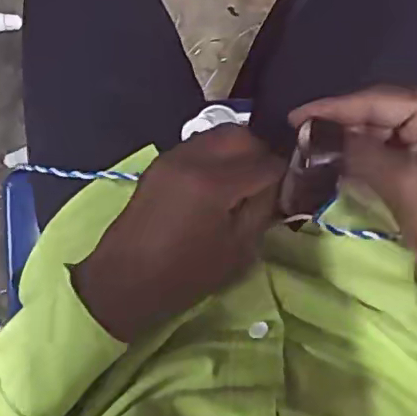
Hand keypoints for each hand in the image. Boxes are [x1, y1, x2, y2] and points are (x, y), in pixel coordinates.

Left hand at [71, 126, 282, 340]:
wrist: (124, 281)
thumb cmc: (183, 276)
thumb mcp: (237, 251)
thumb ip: (261, 210)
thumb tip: (277, 187)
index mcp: (214, 183)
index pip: (267, 162)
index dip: (286, 174)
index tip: (292, 189)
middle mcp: (193, 158)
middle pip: (243, 136)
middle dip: (262, 154)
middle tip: (269, 182)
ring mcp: (172, 156)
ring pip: (219, 135)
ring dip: (239, 151)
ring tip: (245, 181)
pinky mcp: (160, 163)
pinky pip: (199, 145)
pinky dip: (217, 154)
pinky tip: (220, 182)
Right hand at [292, 87, 416, 295]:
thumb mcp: (403, 183)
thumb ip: (359, 151)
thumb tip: (316, 134)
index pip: (381, 99)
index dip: (334, 107)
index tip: (294, 117)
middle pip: (380, 109)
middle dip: (339, 121)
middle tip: (297, 131)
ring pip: (381, 128)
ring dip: (347, 137)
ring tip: (309, 143)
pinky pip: (388, 146)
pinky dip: (362, 151)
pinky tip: (335, 155)